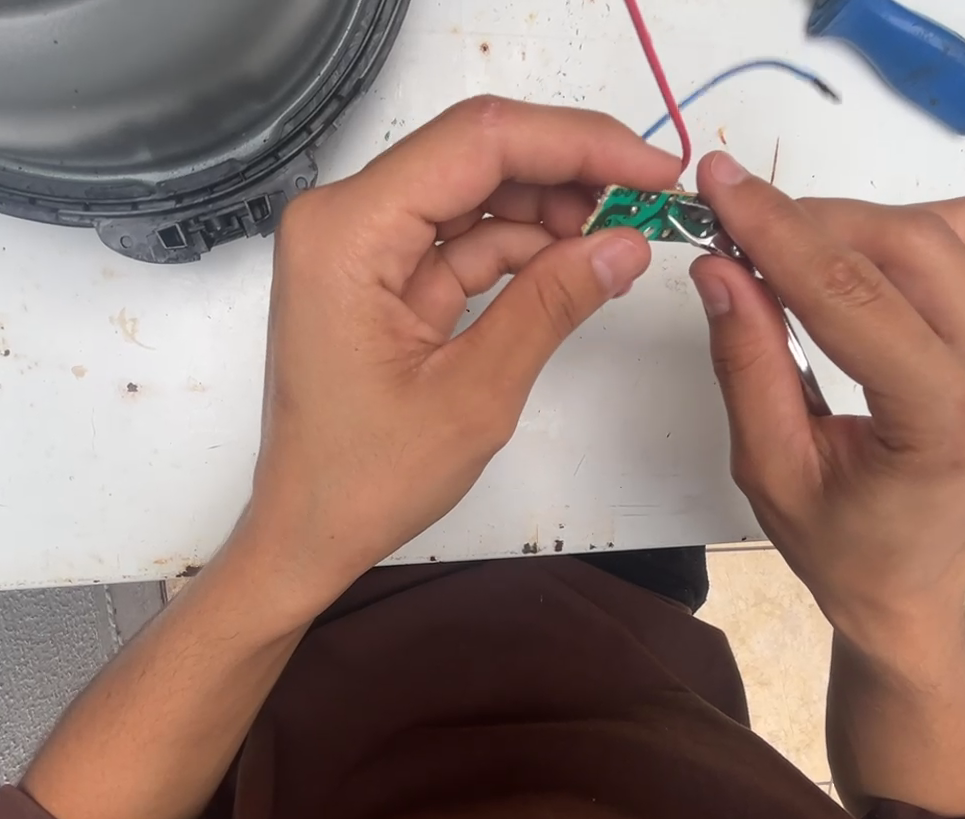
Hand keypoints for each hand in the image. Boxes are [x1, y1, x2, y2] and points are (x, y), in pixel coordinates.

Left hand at [231, 97, 681, 611]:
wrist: (311, 530)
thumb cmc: (368, 479)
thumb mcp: (475, 394)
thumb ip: (551, 306)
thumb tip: (625, 244)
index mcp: (348, 235)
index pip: (478, 142)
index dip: (578, 144)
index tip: (653, 170)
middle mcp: (343, 222)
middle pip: (474, 159)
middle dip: (567, 176)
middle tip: (644, 208)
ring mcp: (359, 250)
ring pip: (472, 198)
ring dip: (546, 216)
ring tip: (614, 245)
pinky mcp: (377, 281)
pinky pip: (458, 245)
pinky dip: (516, 254)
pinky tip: (568, 268)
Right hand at [688, 152, 964, 655]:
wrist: (902, 573)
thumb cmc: (830, 540)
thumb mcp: (767, 465)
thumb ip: (747, 364)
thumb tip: (719, 267)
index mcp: (947, 425)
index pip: (853, 298)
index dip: (778, 234)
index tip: (720, 186)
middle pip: (911, 247)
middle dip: (813, 221)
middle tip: (740, 222)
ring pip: (950, 230)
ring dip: (859, 222)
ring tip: (791, 249)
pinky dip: (905, 234)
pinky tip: (854, 260)